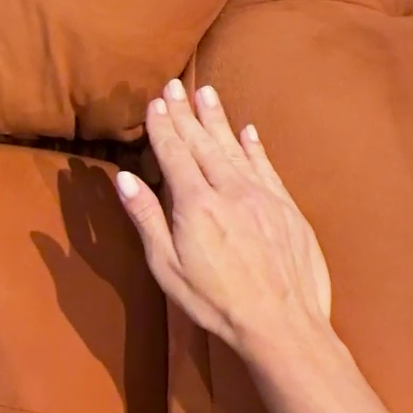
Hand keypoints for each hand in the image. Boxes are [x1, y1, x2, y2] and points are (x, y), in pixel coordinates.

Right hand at [114, 79, 333, 364]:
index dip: (162, 127)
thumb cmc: (214, 301)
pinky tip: (248, 131)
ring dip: (218, 119)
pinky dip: (255, 147)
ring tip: (206, 93)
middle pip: (203, 143)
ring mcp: (263, 198)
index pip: (174, 154)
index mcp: (196, 204)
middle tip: (175, 85)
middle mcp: (230, 191)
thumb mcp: (166, 265)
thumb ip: (146, 218)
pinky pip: (267, 168)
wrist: (283, 327)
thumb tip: (125, 178)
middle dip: (186, 113)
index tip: (154, 102)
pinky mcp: (288, 210)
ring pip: (235, 148)